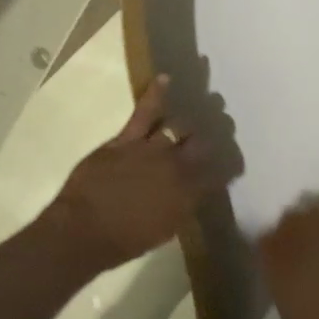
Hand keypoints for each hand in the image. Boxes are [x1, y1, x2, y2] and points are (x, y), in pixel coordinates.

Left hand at [42, 75, 218, 270]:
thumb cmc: (123, 240)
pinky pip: (146, 111)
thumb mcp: (163, 230)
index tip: (233, 161)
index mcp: (187, 195)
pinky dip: (156, 92)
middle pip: (203, 144)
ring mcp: (151, 148)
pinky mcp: (127, 138)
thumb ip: (181, 208)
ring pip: (180, 125)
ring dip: (194, 116)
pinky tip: (166, 78)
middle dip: (215, 133)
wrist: (84, 229)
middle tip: (224, 125)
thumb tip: (191, 194)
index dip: (228, 167)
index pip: (218, 175)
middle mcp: (176, 168)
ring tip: (211, 102)